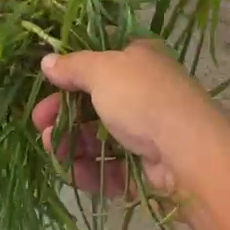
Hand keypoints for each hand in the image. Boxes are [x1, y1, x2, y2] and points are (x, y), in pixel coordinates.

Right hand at [29, 40, 229, 196]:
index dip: (72, 69)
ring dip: (72, 141)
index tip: (48, 81)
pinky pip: (113, 166)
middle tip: (39, 121)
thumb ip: (71, 67)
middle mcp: (145, 91)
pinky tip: (73, 171)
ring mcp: (148, 132)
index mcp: (140, 58)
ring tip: (51, 148)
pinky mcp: (149, 168)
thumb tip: (47, 62)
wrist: (190, 157)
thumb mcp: (101, 70)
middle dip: (62, 112)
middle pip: (94, 100)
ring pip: (100, 135)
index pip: (101, 58)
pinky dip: (92, 168)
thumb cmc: (143, 98)